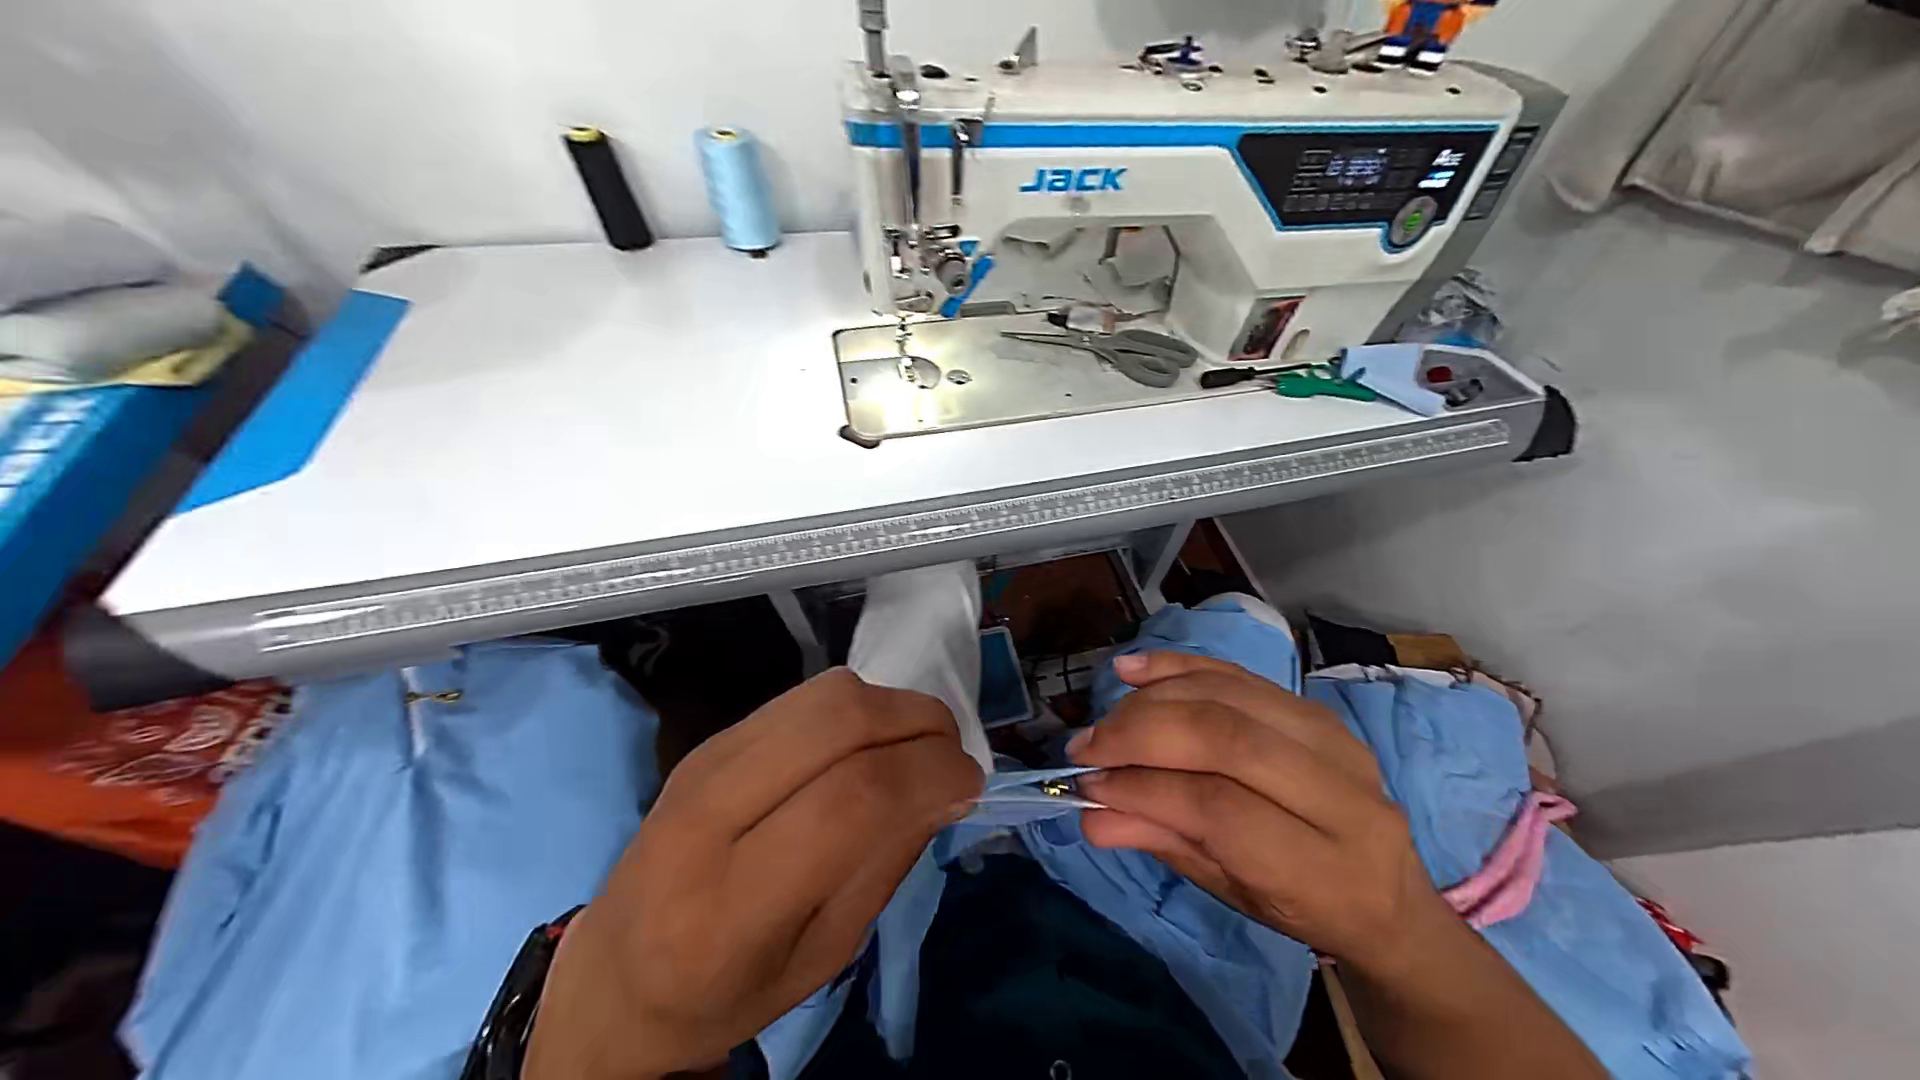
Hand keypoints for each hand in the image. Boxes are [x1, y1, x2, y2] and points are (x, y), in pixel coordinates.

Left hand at [525, 668, 983, 1079]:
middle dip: (919, 723)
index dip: (930, 773)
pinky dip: (859, 707)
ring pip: (826, 694)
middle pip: (840, 721)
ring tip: (916, 746)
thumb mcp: (824, 955)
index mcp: (732, 901)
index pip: (853, 798)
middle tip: (951, 755)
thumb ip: (886, 861)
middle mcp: (710, 811)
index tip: (970, 782)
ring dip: (892, 707)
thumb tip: (947, 783)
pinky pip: (805, 696)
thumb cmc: (724, 991)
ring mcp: (705, 760)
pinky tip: (869, 742)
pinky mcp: (711, 737)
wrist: (613, 974)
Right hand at [1069, 652, 1608, 1079]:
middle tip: (1087, 747)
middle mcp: (1340, 792)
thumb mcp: (1230, 892)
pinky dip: (1177, 667)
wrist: (1386, 893)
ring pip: (1227, 695)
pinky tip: (1131, 671)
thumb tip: (1090, 812)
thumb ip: (1163, 842)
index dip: (1144, 788)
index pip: (1219, 807)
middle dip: (1140, 733)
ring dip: (1152, 699)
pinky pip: (1236, 672)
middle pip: (1225, 737)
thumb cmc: (1300, 907)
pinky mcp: (1314, 708)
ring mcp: (1333, 738)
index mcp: (1323, 866)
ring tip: (1105, 721)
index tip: (1090, 784)